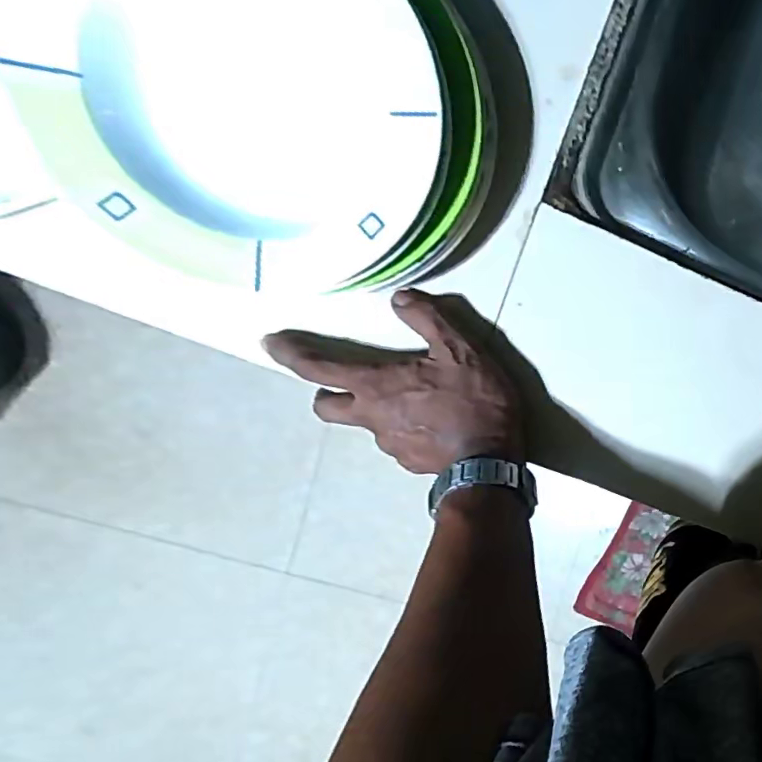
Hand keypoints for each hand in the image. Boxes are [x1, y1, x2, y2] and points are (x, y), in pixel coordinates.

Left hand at [263, 290, 523, 473]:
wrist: (490, 460)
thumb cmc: (475, 402)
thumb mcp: (462, 352)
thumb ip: (429, 321)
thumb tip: (400, 298)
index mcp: (376, 385)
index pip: (317, 368)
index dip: (290, 353)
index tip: (271, 343)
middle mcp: (372, 416)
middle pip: (326, 405)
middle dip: (327, 393)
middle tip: (346, 385)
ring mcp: (390, 444)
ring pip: (368, 425)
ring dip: (379, 413)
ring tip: (416, 407)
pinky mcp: (410, 463)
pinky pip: (399, 444)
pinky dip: (409, 433)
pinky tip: (436, 429)